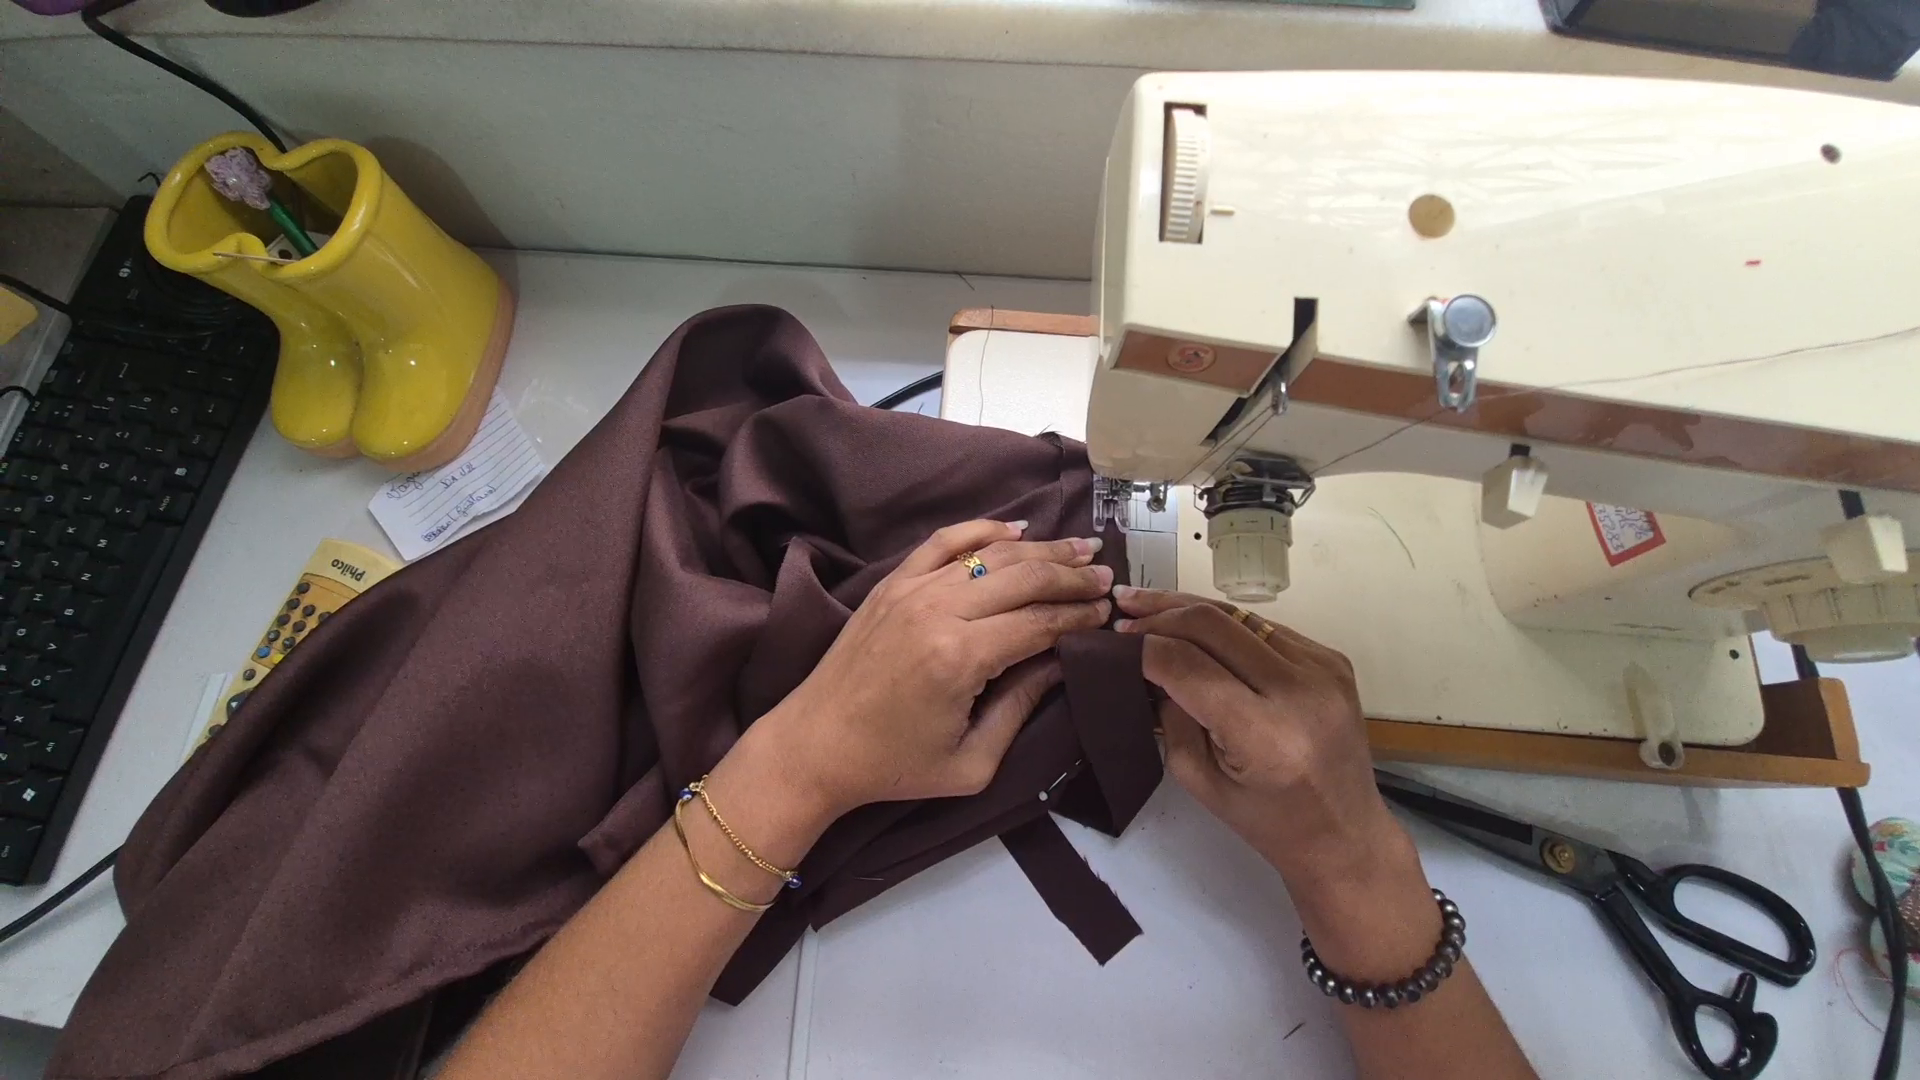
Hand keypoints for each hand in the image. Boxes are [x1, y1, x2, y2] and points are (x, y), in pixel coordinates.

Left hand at [751, 519, 1112, 818]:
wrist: (814, 745)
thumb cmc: (894, 765)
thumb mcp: (972, 762)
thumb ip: (1021, 706)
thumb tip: (1063, 660)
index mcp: (960, 657)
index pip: (1038, 622)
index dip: (1079, 615)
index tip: (1108, 612)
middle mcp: (938, 610)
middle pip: (1022, 578)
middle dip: (1071, 576)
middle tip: (1105, 576)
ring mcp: (911, 589)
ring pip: (990, 554)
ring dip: (1040, 549)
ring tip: (1079, 548)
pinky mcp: (891, 583)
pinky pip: (943, 541)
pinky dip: (982, 529)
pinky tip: (1015, 530)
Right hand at [1113, 586, 1403, 885]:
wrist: (1346, 835)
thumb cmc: (1265, 821)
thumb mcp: (1197, 778)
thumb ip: (1170, 715)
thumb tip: (1146, 659)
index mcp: (1264, 734)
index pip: (1187, 666)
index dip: (1144, 647)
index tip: (1112, 641)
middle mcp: (1299, 691)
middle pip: (1212, 625)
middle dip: (1159, 614)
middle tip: (1122, 609)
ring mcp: (1322, 669)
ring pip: (1237, 616)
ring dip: (1187, 607)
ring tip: (1146, 602)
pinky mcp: (1331, 660)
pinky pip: (1263, 628)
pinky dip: (1223, 625)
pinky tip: (1194, 626)